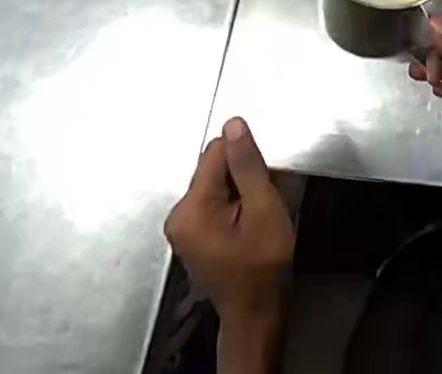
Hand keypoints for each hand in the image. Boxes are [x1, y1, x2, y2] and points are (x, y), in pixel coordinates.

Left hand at [163, 117, 294, 334]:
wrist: (257, 318)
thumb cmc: (263, 269)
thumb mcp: (264, 211)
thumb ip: (247, 165)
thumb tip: (233, 123)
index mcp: (190, 209)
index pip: (215, 152)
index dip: (244, 159)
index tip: (262, 181)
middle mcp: (178, 214)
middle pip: (213, 167)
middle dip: (241, 177)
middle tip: (260, 205)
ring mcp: (182, 225)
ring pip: (215, 182)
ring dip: (238, 190)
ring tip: (254, 217)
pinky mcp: (191, 232)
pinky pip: (213, 199)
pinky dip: (232, 204)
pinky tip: (245, 224)